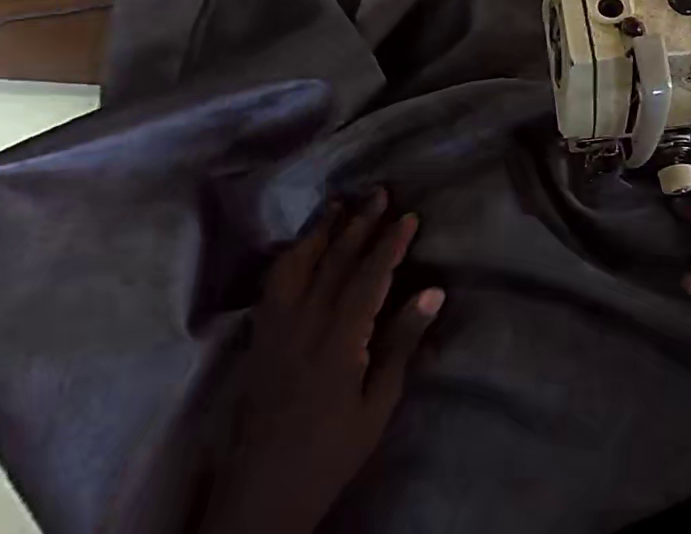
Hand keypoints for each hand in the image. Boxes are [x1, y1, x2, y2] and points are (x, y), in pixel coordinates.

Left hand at [202, 190, 442, 533]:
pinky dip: (291, 257)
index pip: (367, 278)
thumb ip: (401, 343)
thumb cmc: (331, 451)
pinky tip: (302, 248)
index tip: (408, 217)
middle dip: (357, 225)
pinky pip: (272, 286)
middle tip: (378, 193)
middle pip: (331, 263)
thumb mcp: (378, 404)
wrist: (260, 498)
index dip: (389, 245)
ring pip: (293, 268)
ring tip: (338, 205)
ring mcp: (273, 333)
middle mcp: (301, 328)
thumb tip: (433, 292)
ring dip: (319, 232)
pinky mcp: (257, 342)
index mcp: (337, 344)